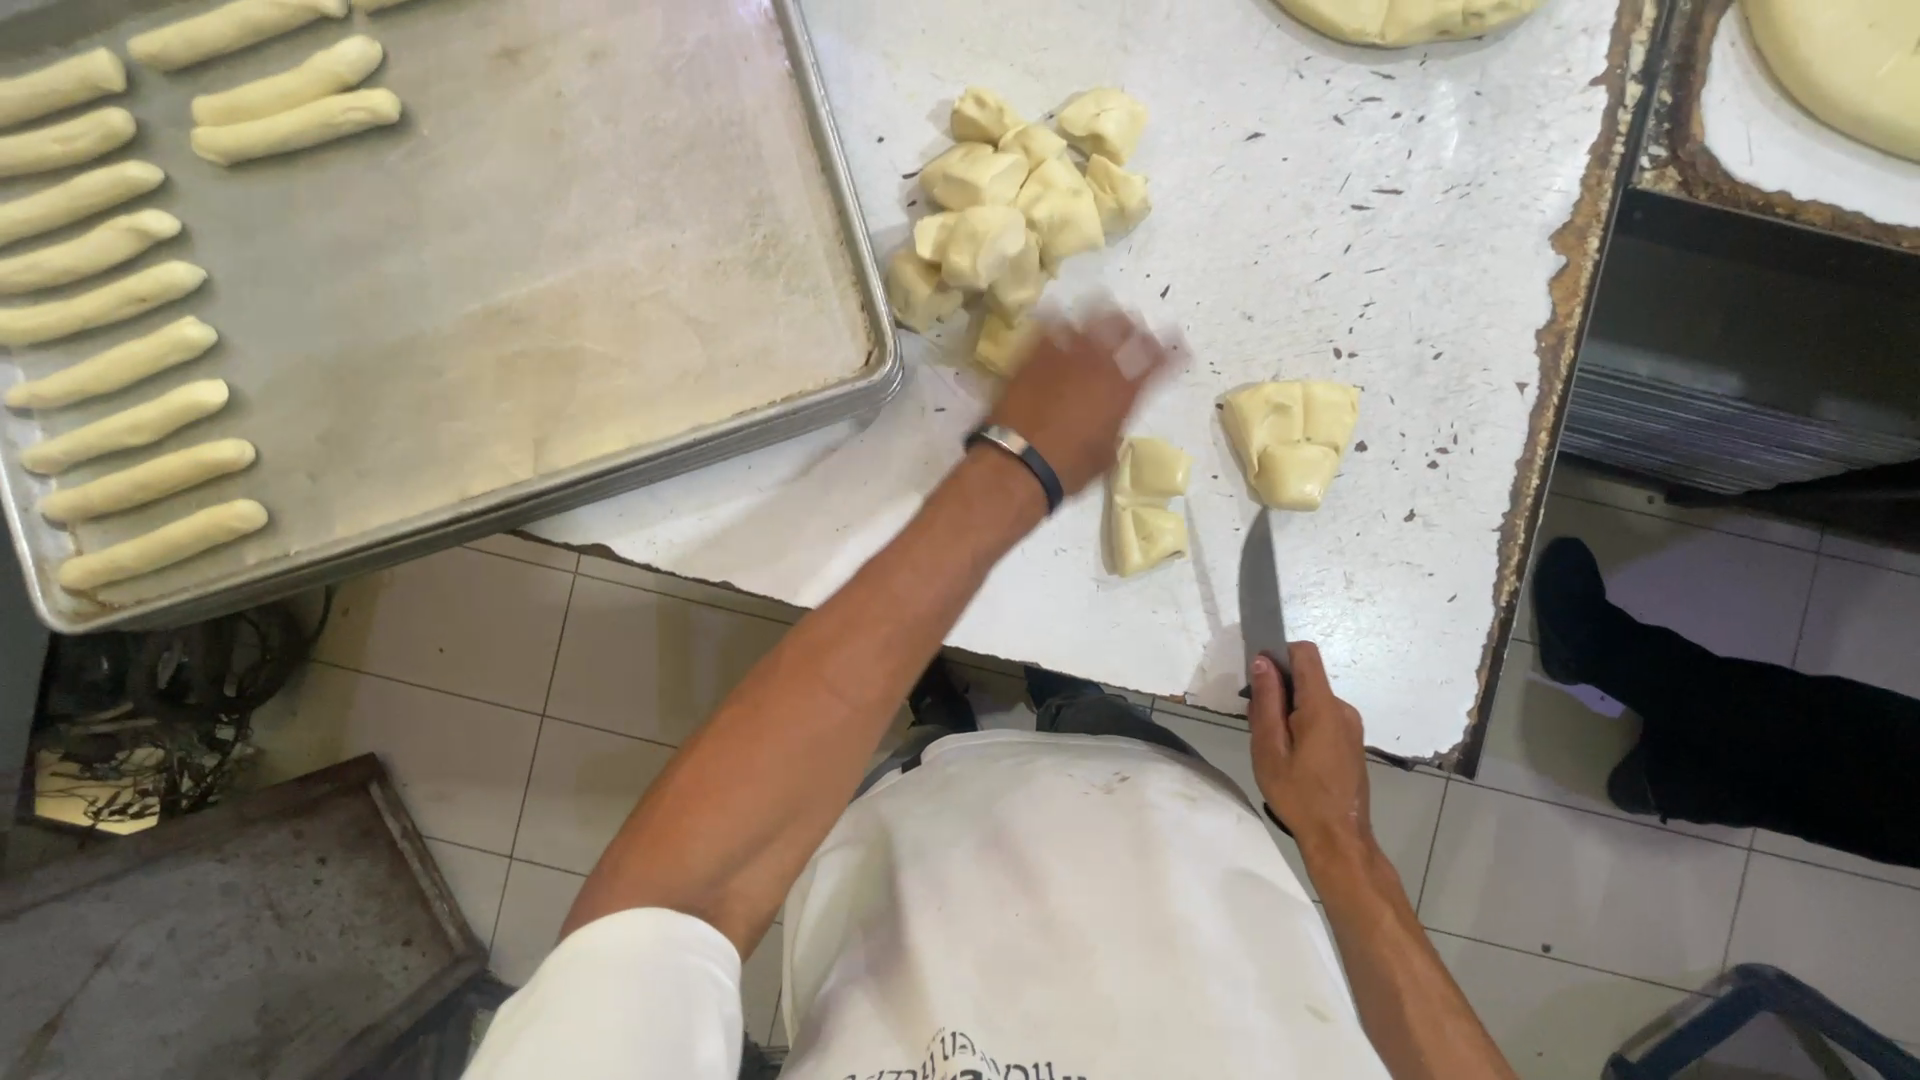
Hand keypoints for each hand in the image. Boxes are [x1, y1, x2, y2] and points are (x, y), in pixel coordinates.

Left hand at [987, 309, 1177, 495]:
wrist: (1019, 462)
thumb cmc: (1067, 468)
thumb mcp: (1105, 454)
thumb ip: (1113, 428)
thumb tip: (1109, 424)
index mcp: (1126, 390)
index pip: (1159, 361)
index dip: (1173, 351)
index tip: (1178, 347)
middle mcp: (1101, 364)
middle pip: (1126, 328)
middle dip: (1134, 326)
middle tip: (1133, 329)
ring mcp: (1067, 354)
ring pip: (1092, 317)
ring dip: (1099, 316)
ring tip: (1099, 318)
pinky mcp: (1035, 354)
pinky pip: (1049, 324)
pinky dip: (1056, 321)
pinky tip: (1056, 321)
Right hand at [1249, 642, 1374, 858]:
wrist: (1338, 837)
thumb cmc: (1297, 794)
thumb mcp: (1269, 748)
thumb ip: (1266, 702)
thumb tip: (1262, 662)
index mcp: (1323, 707)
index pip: (1305, 653)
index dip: (1278, 654)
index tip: (1258, 677)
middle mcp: (1343, 709)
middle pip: (1306, 678)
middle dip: (1278, 690)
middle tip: (1258, 725)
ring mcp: (1351, 725)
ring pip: (1312, 699)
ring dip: (1288, 710)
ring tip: (1274, 746)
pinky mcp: (1352, 740)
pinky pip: (1323, 716)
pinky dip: (1302, 723)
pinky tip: (1292, 754)